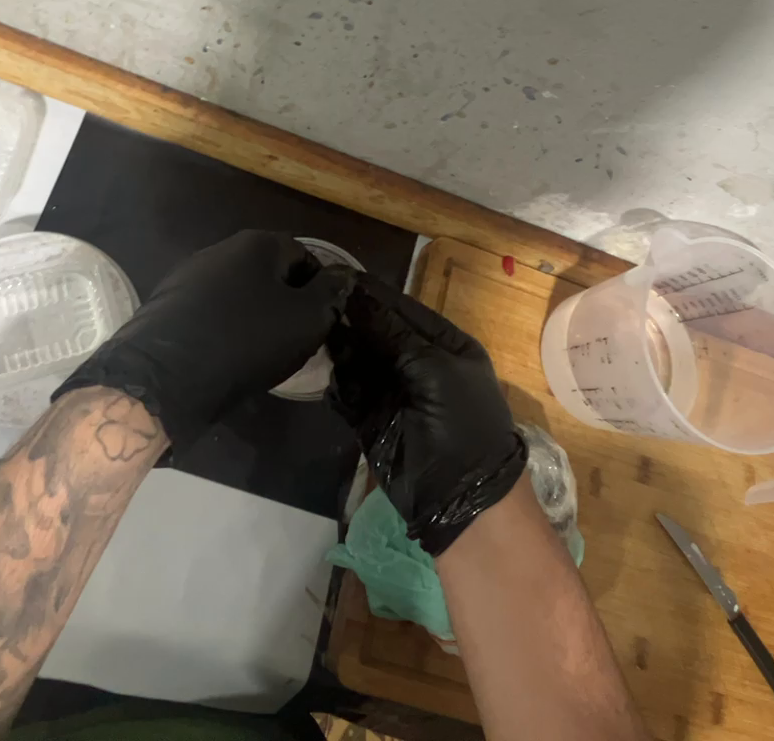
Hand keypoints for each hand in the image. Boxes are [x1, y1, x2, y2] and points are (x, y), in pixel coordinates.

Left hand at [54, 230, 356, 449]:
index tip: (322, 321)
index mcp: (258, 243)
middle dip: (284, 301)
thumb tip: (343, 276)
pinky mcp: (166, 304)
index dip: (319, 289)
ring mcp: (188, 276)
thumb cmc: (247, 339)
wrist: (167, 374)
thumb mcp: (306, 320)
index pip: (304, 256)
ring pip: (237, 292)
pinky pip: (209, 312)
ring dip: (252, 315)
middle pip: (268, 272)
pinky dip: (223, 328)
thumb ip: (330, 294)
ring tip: (261, 351)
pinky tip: (226, 355)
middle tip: (294, 338)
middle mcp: (221, 249)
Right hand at [327, 275, 526, 554]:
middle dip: (350, 319)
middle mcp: (417, 362)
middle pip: (375, 332)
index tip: (335, 274)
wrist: (461, 499)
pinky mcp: (371, 419)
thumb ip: (392, 332)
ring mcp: (393, 391)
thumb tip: (356, 295)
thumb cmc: (461, 423)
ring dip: (339, 350)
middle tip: (313, 300)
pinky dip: (336, 385)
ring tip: (312, 333)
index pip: (401, 308)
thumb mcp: (434, 369)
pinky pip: (348, 393)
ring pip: (358, 360)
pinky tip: (324, 376)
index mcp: (443, 344)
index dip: (371, 293)